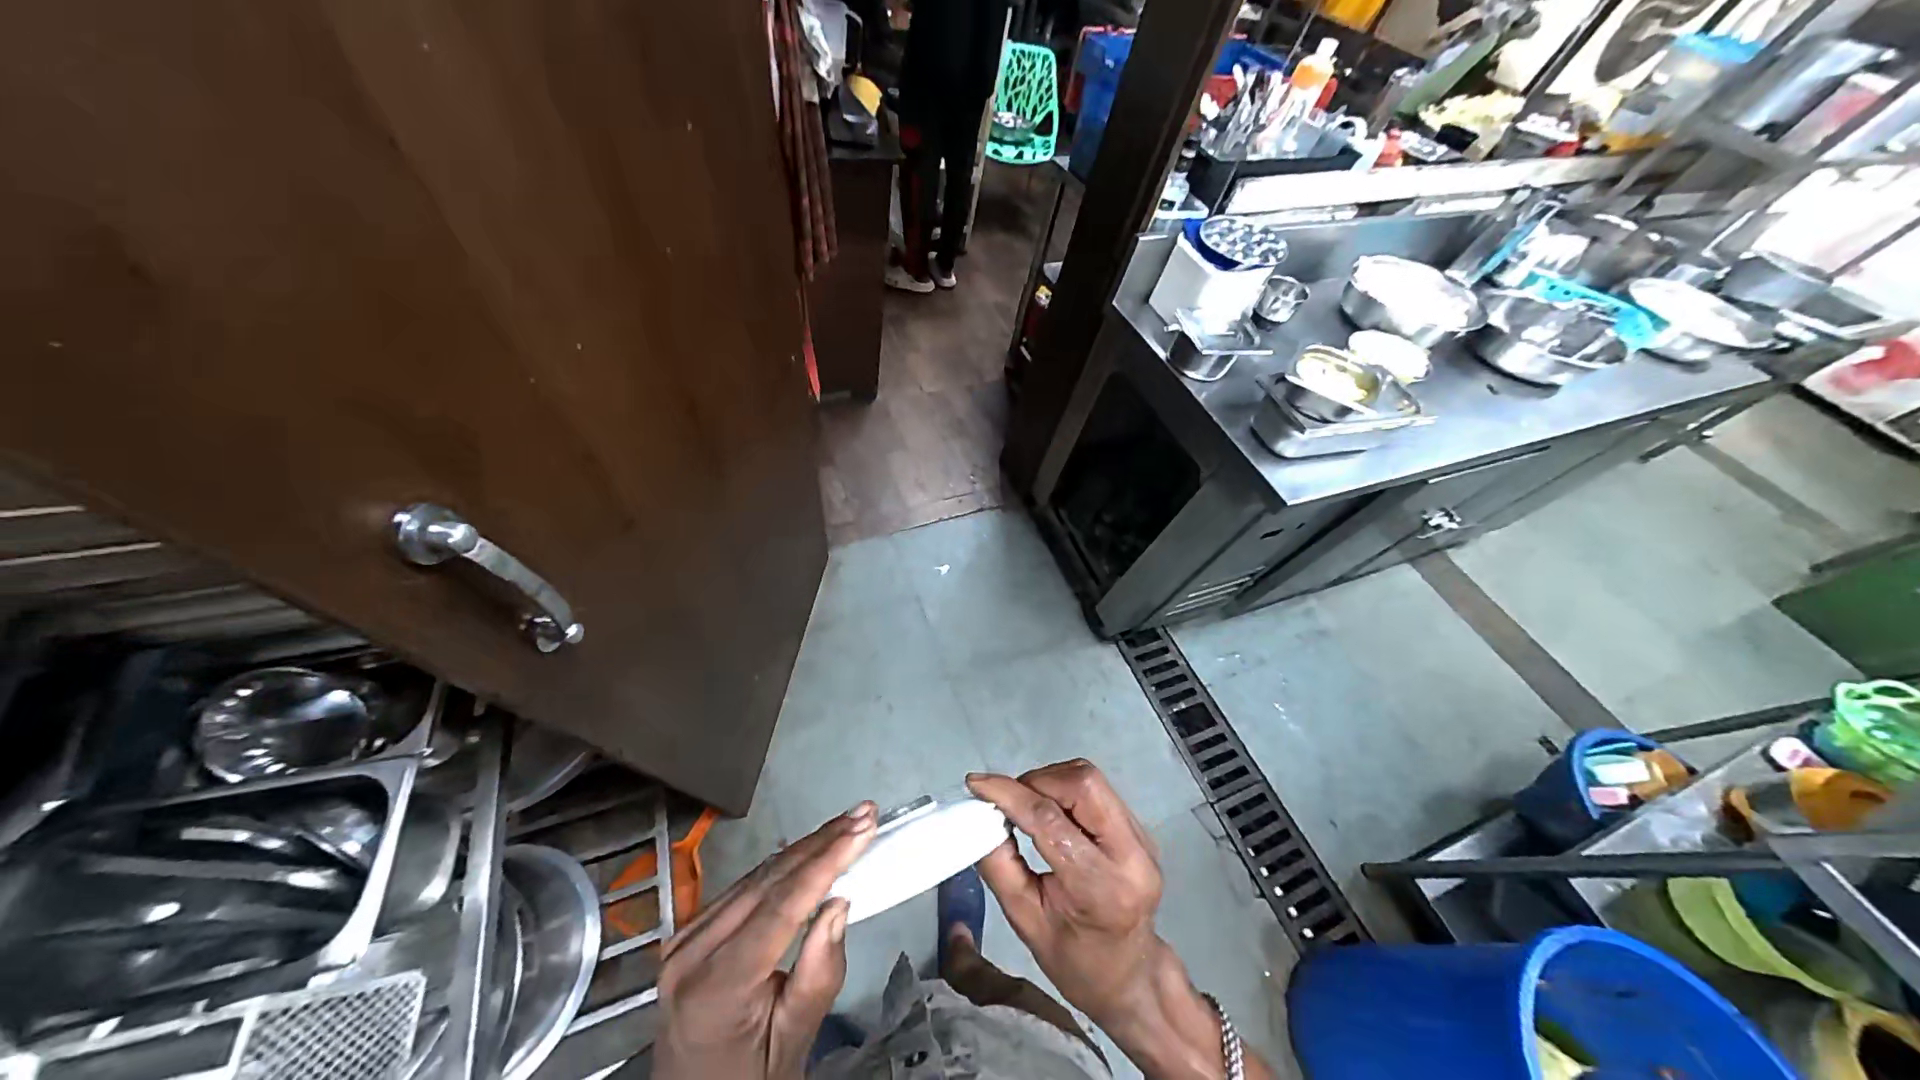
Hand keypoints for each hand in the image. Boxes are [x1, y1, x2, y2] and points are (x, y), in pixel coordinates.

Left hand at [654, 802, 876, 1079]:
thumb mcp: (791, 1045)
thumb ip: (817, 976)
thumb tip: (839, 903)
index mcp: (715, 988)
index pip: (779, 908)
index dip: (825, 863)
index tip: (863, 829)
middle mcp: (690, 954)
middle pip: (767, 883)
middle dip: (822, 843)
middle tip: (864, 813)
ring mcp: (683, 940)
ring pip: (755, 878)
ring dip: (806, 847)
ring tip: (848, 823)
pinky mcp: (687, 934)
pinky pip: (742, 890)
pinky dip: (782, 866)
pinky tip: (812, 849)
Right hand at [968, 762, 1271, 1079]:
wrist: (1130, 976)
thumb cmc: (1074, 959)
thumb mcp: (1025, 920)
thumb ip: (999, 866)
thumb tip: (978, 816)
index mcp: (1101, 888)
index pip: (1050, 820)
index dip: (1009, 795)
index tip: (977, 784)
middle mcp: (1132, 856)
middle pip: (1083, 784)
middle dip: (1037, 781)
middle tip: (1010, 803)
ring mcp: (1142, 839)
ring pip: (1090, 780)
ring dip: (1050, 782)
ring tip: (1028, 808)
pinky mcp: (1140, 830)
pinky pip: (1098, 790)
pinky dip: (1065, 790)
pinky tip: (1050, 813)